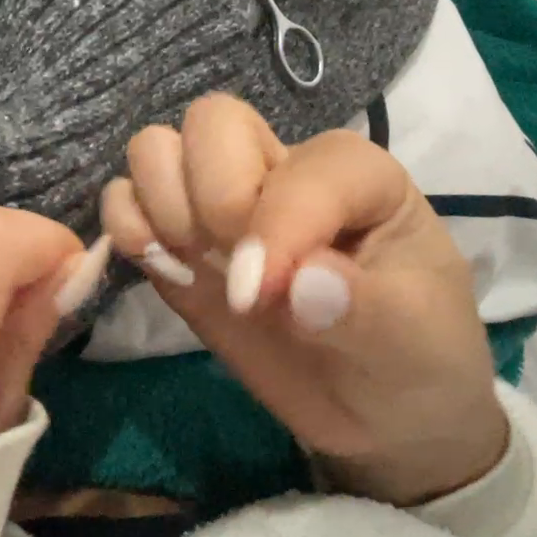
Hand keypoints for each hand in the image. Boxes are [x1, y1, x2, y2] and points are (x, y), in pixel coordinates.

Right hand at [100, 93, 506, 505]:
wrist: (376, 413)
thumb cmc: (411, 361)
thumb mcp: (412, 342)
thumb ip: (363, 309)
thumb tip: (299, 284)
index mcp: (356, 176)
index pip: (298, 169)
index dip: (274, 228)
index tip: (260, 301)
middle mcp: (281, 170)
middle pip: (211, 123)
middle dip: (211, 197)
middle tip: (235, 272)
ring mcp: (222, 200)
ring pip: (157, 148)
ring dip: (161, 205)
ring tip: (191, 262)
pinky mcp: (178, 239)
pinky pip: (124, 198)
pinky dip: (125, 225)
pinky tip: (156, 264)